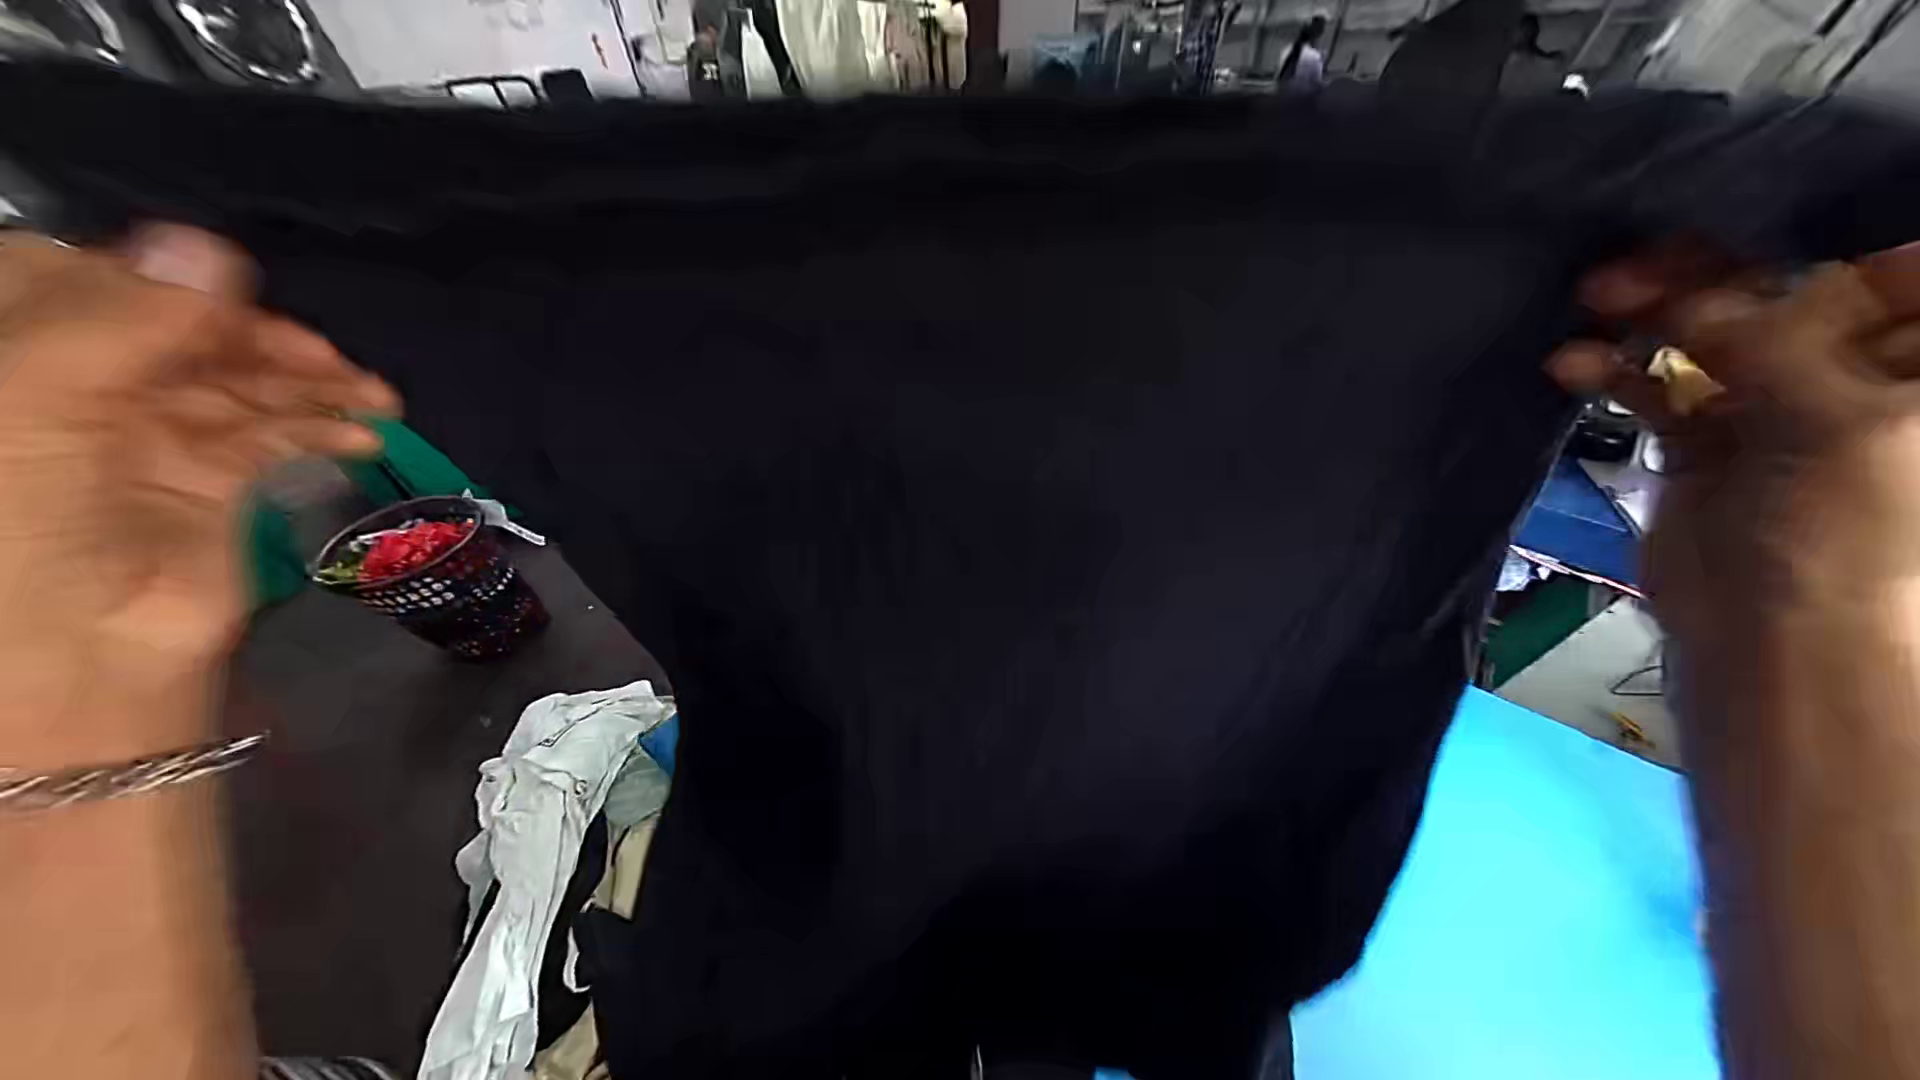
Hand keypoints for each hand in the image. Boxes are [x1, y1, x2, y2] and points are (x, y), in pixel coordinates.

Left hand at [0, 227, 396, 760]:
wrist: (74, 661)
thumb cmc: (16, 533)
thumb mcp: (38, 413)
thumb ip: (117, 326)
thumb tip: (208, 244)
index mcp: (7, 361)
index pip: (65, 276)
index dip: (150, 280)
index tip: (227, 301)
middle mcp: (68, 388)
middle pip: (168, 330)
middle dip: (252, 336)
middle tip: (323, 356)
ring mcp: (140, 434)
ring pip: (233, 381)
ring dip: (307, 382)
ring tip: (372, 395)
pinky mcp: (207, 478)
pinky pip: (270, 434)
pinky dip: (319, 428)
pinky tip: (360, 432)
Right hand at [1548, 242, 1919, 655]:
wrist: (1769, 629)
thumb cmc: (1853, 537)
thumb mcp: (1843, 429)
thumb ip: (1776, 350)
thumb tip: (1696, 296)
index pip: (1894, 262)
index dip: (1823, 227)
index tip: (1735, 206)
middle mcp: (1862, 366)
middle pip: (1788, 290)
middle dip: (1713, 272)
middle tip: (1632, 264)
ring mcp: (1776, 399)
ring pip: (1710, 333)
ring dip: (1648, 317)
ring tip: (1590, 304)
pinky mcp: (1702, 432)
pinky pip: (1654, 385)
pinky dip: (1612, 371)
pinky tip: (1572, 364)